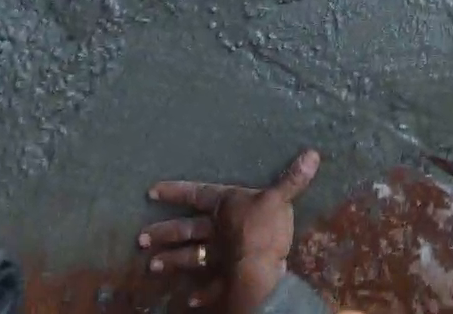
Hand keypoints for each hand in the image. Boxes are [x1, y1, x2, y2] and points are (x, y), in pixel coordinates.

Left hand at [141, 149, 320, 312]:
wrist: (260, 271)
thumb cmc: (266, 229)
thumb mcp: (281, 198)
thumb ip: (293, 178)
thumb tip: (313, 152)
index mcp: (225, 206)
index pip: (197, 194)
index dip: (176, 192)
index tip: (151, 192)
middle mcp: (216, 230)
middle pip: (186, 230)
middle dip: (164, 233)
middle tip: (140, 239)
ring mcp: (218, 256)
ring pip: (190, 257)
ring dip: (172, 261)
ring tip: (150, 266)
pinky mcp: (225, 278)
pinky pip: (211, 286)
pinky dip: (202, 293)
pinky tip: (189, 300)